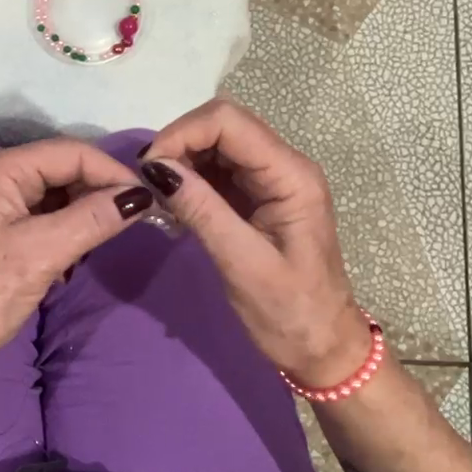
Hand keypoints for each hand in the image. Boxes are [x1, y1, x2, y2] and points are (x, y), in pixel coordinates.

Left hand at [0, 139, 154, 362]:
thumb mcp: (44, 252)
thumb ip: (93, 218)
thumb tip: (143, 196)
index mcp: (4, 169)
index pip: (71, 152)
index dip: (112, 172)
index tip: (150, 201)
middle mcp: (3, 175)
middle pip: (68, 168)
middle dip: (101, 191)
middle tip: (136, 222)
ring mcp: (5, 202)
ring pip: (64, 192)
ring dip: (88, 213)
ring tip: (103, 241)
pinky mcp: (10, 228)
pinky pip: (54, 215)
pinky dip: (73, 230)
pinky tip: (78, 257)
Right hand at [140, 99, 371, 386]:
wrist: (322, 350)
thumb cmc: (290, 313)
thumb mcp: (242, 263)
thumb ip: (201, 209)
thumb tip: (155, 168)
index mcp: (291, 176)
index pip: (228, 121)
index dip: (182, 133)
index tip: (149, 169)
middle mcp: (283, 165)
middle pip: (220, 124)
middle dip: (178, 144)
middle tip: (150, 184)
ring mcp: (269, 179)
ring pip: (214, 142)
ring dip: (180, 161)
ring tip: (159, 198)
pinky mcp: (255, 194)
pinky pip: (215, 167)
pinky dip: (188, 178)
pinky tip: (174, 206)